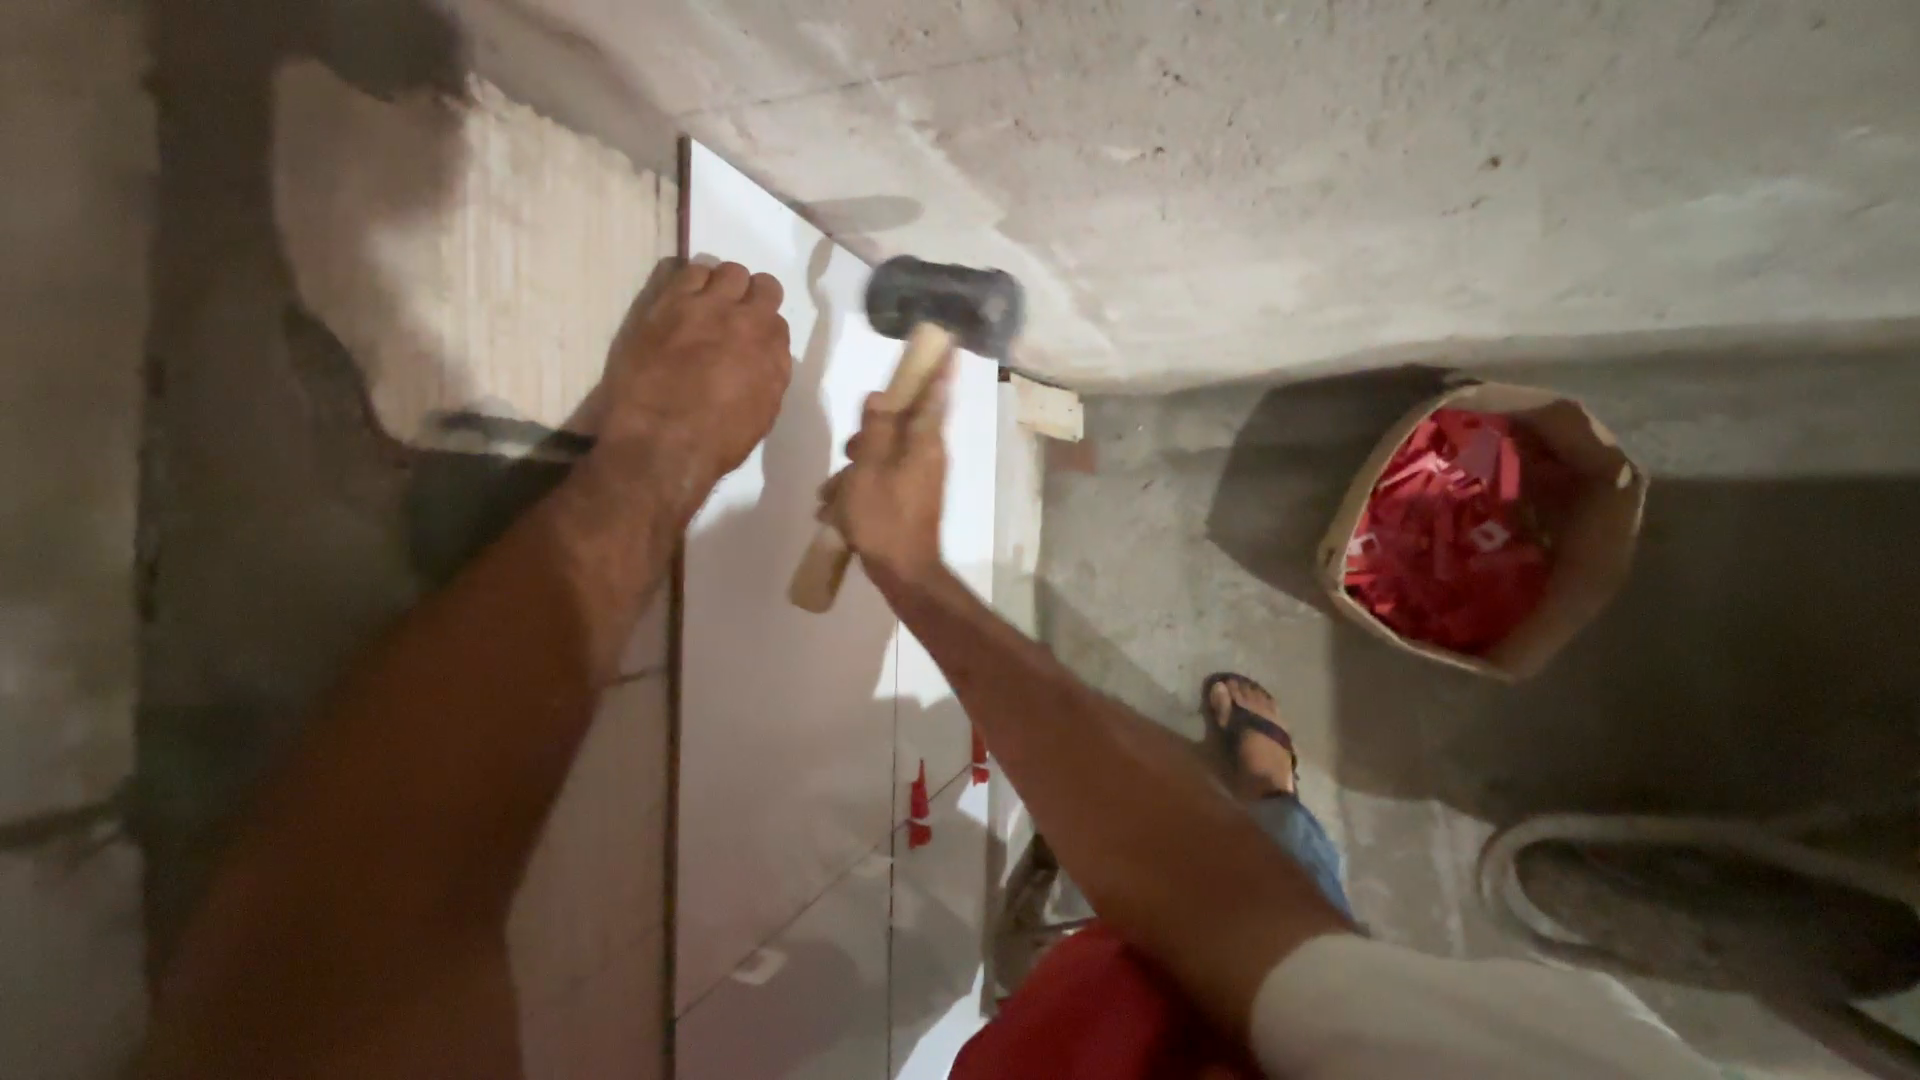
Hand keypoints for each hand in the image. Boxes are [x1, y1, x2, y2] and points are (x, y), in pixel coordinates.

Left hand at [595, 261, 792, 494]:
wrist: (661, 443)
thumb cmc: (717, 442)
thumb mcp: (762, 415)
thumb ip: (768, 374)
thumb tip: (762, 357)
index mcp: (773, 352)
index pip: (777, 322)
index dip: (763, 331)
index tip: (750, 343)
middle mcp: (745, 321)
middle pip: (760, 286)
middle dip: (750, 299)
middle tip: (733, 317)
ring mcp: (705, 308)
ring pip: (726, 271)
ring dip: (721, 286)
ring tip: (705, 306)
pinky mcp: (667, 304)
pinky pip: (685, 271)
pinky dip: (690, 282)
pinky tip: (682, 302)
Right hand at [829, 357, 951, 592]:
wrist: (904, 572)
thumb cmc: (884, 517)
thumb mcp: (869, 468)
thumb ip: (875, 428)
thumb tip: (881, 395)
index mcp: (925, 442)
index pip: (934, 394)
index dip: (937, 369)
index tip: (944, 344)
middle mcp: (928, 456)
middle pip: (899, 425)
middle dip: (868, 434)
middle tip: (848, 451)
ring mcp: (920, 479)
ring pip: (884, 455)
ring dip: (856, 468)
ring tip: (831, 493)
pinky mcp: (909, 499)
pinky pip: (882, 480)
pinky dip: (860, 488)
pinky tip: (835, 509)